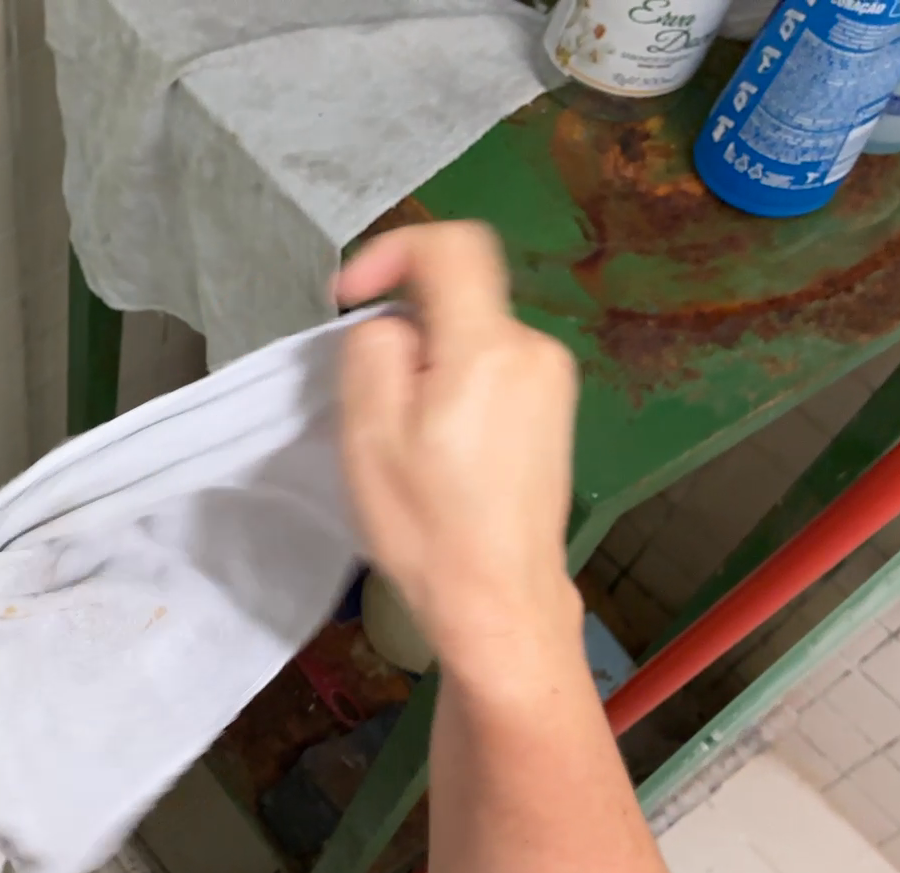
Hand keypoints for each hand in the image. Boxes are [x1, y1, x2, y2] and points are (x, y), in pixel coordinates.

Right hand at [333, 222, 580, 681]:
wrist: (495, 596)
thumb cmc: (423, 522)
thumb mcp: (369, 434)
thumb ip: (372, 353)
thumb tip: (387, 323)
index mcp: (485, 349)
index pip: (451, 248)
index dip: (391, 252)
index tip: (347, 296)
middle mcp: (533, 350)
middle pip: (455, 297)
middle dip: (399, 328)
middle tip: (366, 399)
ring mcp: (551, 381)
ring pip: (468, 335)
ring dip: (421, 362)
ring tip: (396, 432)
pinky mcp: (552, 410)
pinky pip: (488, 366)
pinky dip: (448, 382)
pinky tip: (433, 443)